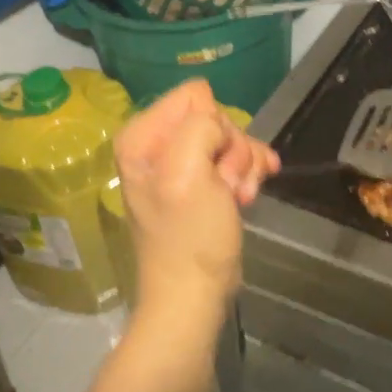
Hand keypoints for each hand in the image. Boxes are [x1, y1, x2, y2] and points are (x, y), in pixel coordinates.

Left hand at [112, 81, 279, 305]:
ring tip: (239, 195)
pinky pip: (236, 156)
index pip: (196, 96)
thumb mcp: (187, 173)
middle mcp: (157, 143)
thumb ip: (200, 128)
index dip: (215, 128)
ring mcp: (181, 163)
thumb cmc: (189, 237)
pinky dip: (249, 172)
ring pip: (231, 136)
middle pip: (216, 116)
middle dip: (232, 150)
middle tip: (225, 186)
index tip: (213, 168)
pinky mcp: (202, 181)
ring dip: (244, 164)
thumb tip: (217, 131)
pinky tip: (250, 194)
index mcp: (142, 136)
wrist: (195, 296)